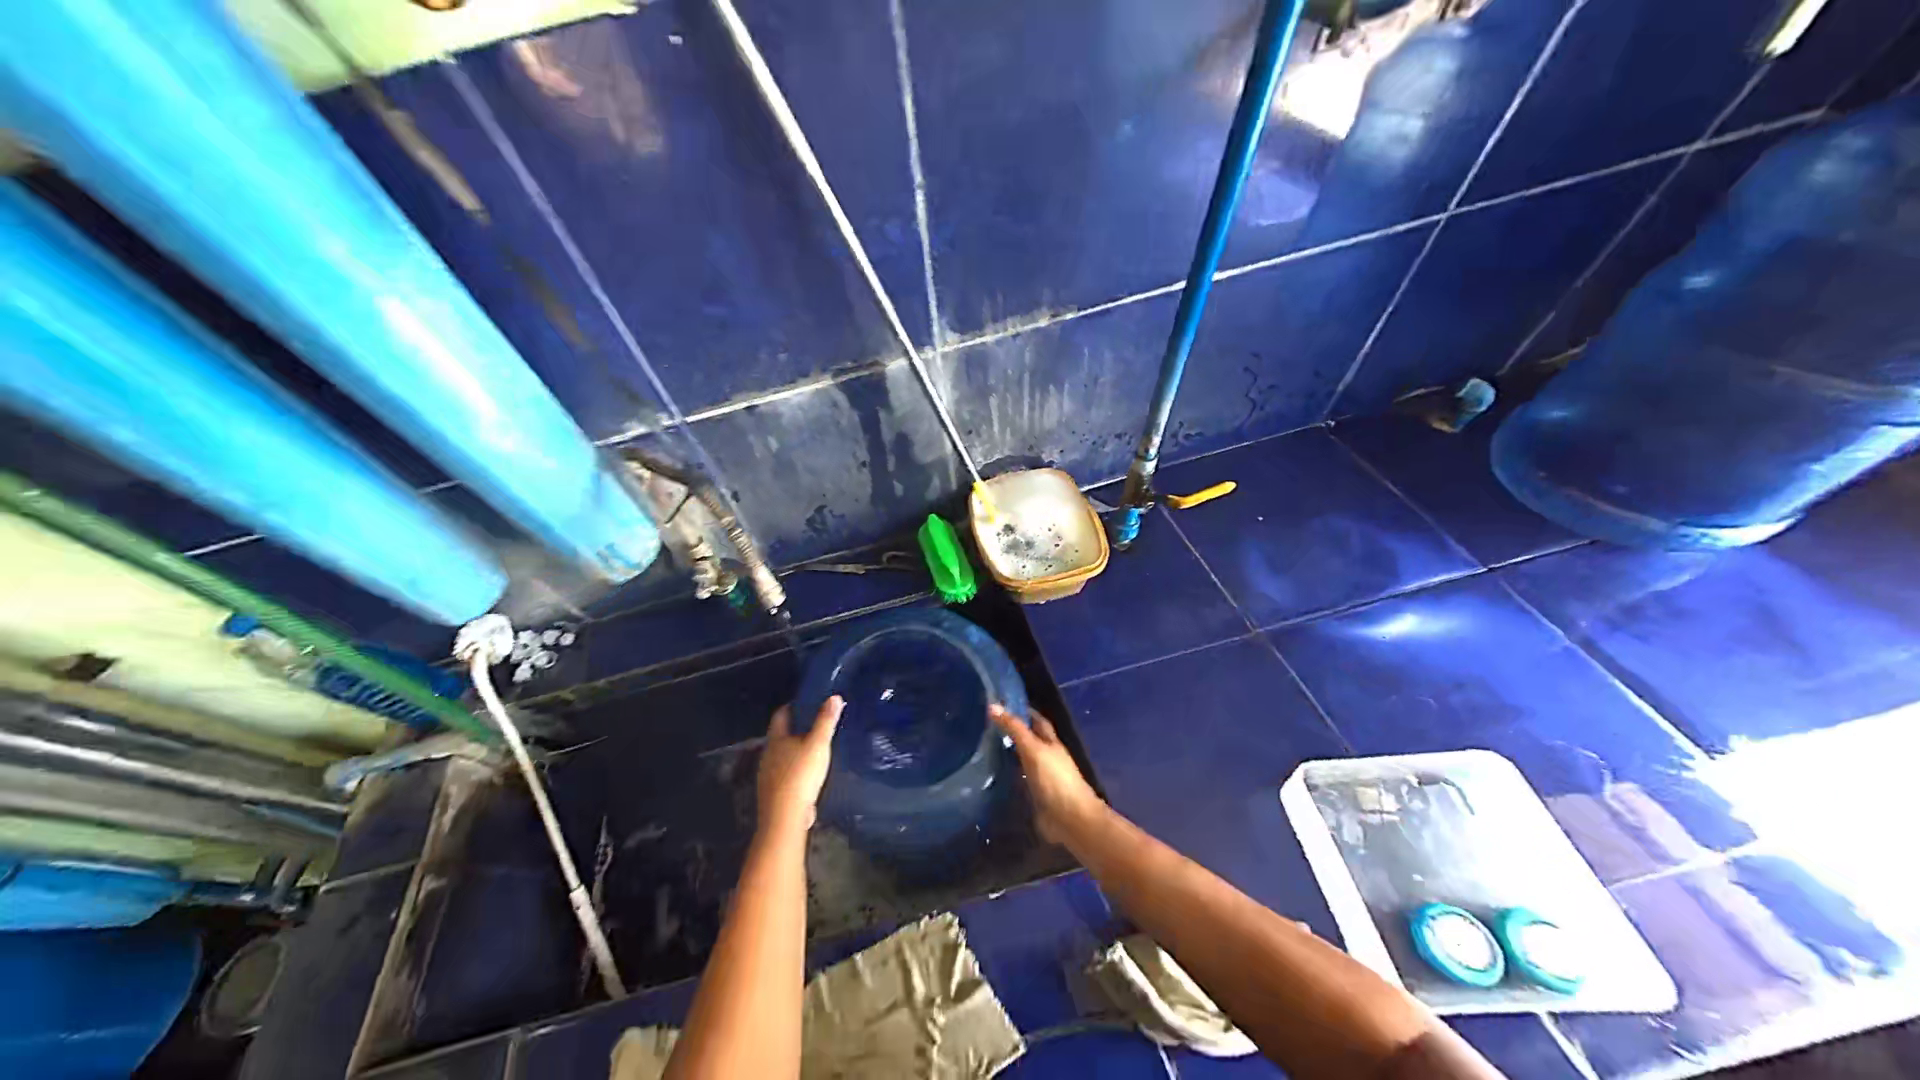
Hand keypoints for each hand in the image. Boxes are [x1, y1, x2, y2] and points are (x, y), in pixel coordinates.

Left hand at [757, 696, 842, 835]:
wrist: (785, 816)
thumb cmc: (801, 775)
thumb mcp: (818, 744)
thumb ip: (826, 721)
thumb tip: (834, 697)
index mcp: (776, 739)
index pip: (780, 715)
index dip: (792, 707)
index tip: (805, 703)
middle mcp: (768, 754)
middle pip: (780, 736)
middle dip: (795, 729)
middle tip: (814, 725)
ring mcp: (768, 775)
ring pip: (782, 756)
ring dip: (795, 751)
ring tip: (814, 750)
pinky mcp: (773, 793)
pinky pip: (785, 774)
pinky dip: (795, 770)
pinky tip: (808, 775)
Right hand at [990, 705, 1105, 844]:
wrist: (1070, 820)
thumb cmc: (1055, 780)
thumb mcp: (1033, 749)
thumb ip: (1015, 729)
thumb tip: (993, 705)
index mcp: (1051, 743)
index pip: (1036, 721)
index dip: (1022, 711)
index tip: (1001, 703)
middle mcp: (1047, 758)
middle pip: (1029, 741)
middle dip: (1012, 733)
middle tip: (985, 726)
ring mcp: (1041, 779)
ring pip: (1022, 761)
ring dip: (1007, 755)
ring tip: (981, 748)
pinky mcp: (1034, 797)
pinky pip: (1017, 782)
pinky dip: (1006, 777)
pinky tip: (990, 776)